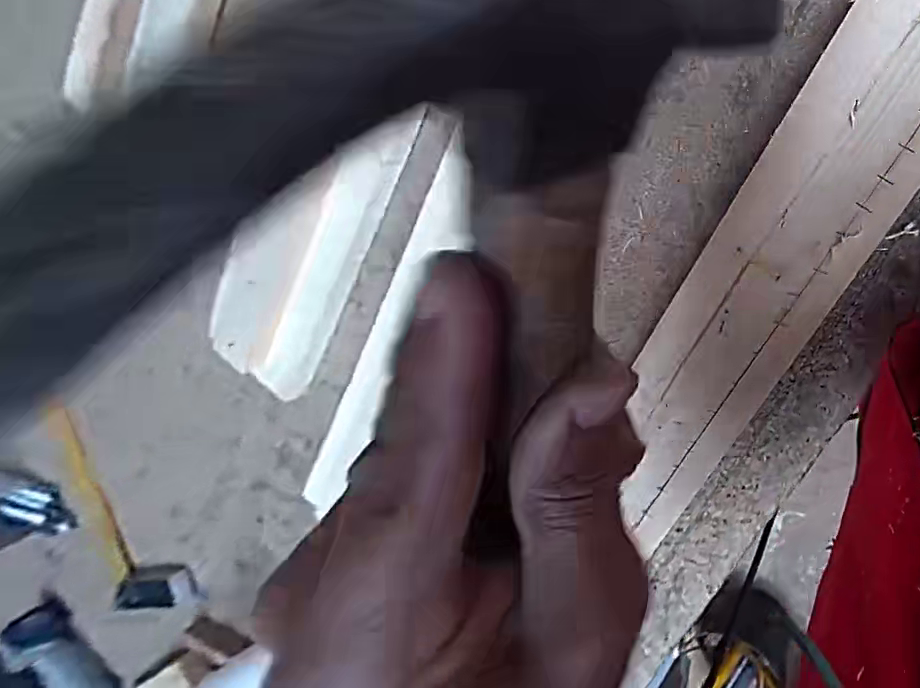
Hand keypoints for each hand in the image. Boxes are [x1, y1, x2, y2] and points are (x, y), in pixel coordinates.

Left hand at [256, 254, 646, 687]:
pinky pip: (434, 441)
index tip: (461, 281)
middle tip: (596, 376)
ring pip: (434, 430)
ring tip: (589, 450)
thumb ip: (580, 504)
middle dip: (517, 382)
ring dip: (519, 407)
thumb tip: (592, 390)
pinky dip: (498, 425)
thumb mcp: (588, 619)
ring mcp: (328, 551)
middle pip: (425, 437)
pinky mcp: (353, 525)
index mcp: (372, 639)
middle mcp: (323, 584)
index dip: (442, 373)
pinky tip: (545, 460)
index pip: (411, 483)